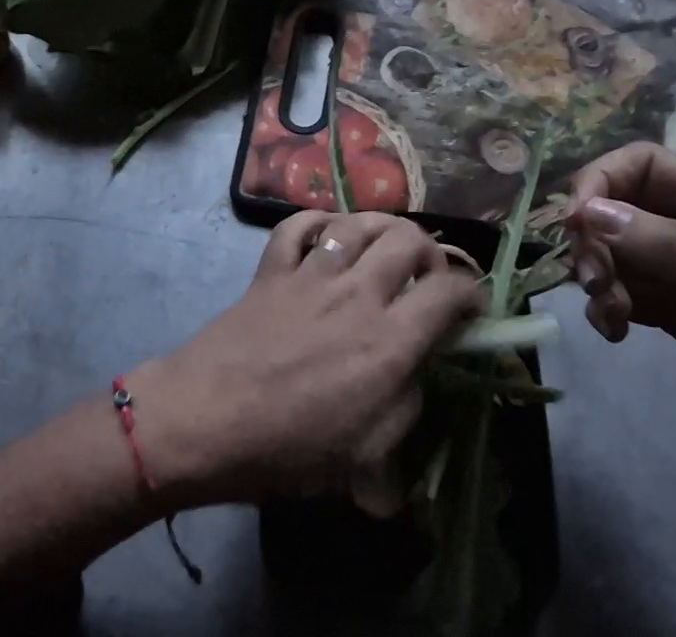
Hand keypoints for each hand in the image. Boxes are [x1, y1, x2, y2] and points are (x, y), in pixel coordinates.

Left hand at [131, 211, 483, 505]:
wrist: (204, 421)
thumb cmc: (287, 450)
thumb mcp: (366, 455)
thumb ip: (405, 407)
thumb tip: (415, 372)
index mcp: (389, 342)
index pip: (449, 291)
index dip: (471, 293)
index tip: (471, 307)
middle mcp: (357, 295)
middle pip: (409, 240)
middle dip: (431, 252)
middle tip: (426, 278)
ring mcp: (310, 275)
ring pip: (358, 223)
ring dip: (382, 228)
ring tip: (386, 248)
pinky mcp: (270, 271)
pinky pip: (297, 225)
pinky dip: (318, 220)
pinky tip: (327, 233)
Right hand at [566, 142, 675, 473]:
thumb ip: (674, 252)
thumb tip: (590, 212)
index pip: (646, 165)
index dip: (602, 182)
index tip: (574, 224)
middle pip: (621, 208)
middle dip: (596, 241)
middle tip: (595, 285)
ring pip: (617, 253)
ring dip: (599, 279)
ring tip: (611, 320)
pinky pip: (625, 293)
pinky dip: (608, 307)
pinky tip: (617, 336)